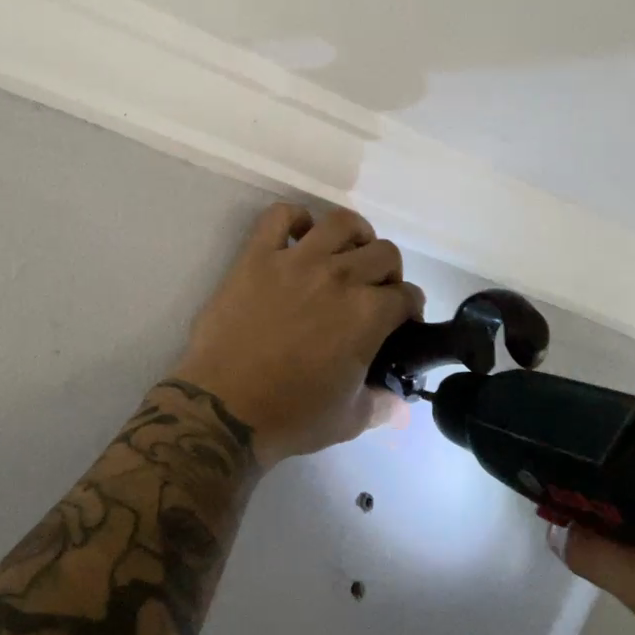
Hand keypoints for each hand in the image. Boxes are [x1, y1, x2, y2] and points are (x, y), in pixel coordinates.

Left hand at [169, 203, 423, 468]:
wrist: (225, 407)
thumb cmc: (291, 416)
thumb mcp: (350, 419)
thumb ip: (380, 402)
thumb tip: (396, 398)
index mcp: (367, 314)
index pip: (406, 296)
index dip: (409, 308)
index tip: (401, 319)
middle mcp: (338, 277)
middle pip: (383, 253)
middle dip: (389, 272)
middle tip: (375, 290)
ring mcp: (295, 260)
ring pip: (340, 222)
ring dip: (353, 234)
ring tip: (346, 252)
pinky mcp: (256, 255)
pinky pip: (279, 215)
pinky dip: (294, 218)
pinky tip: (298, 236)